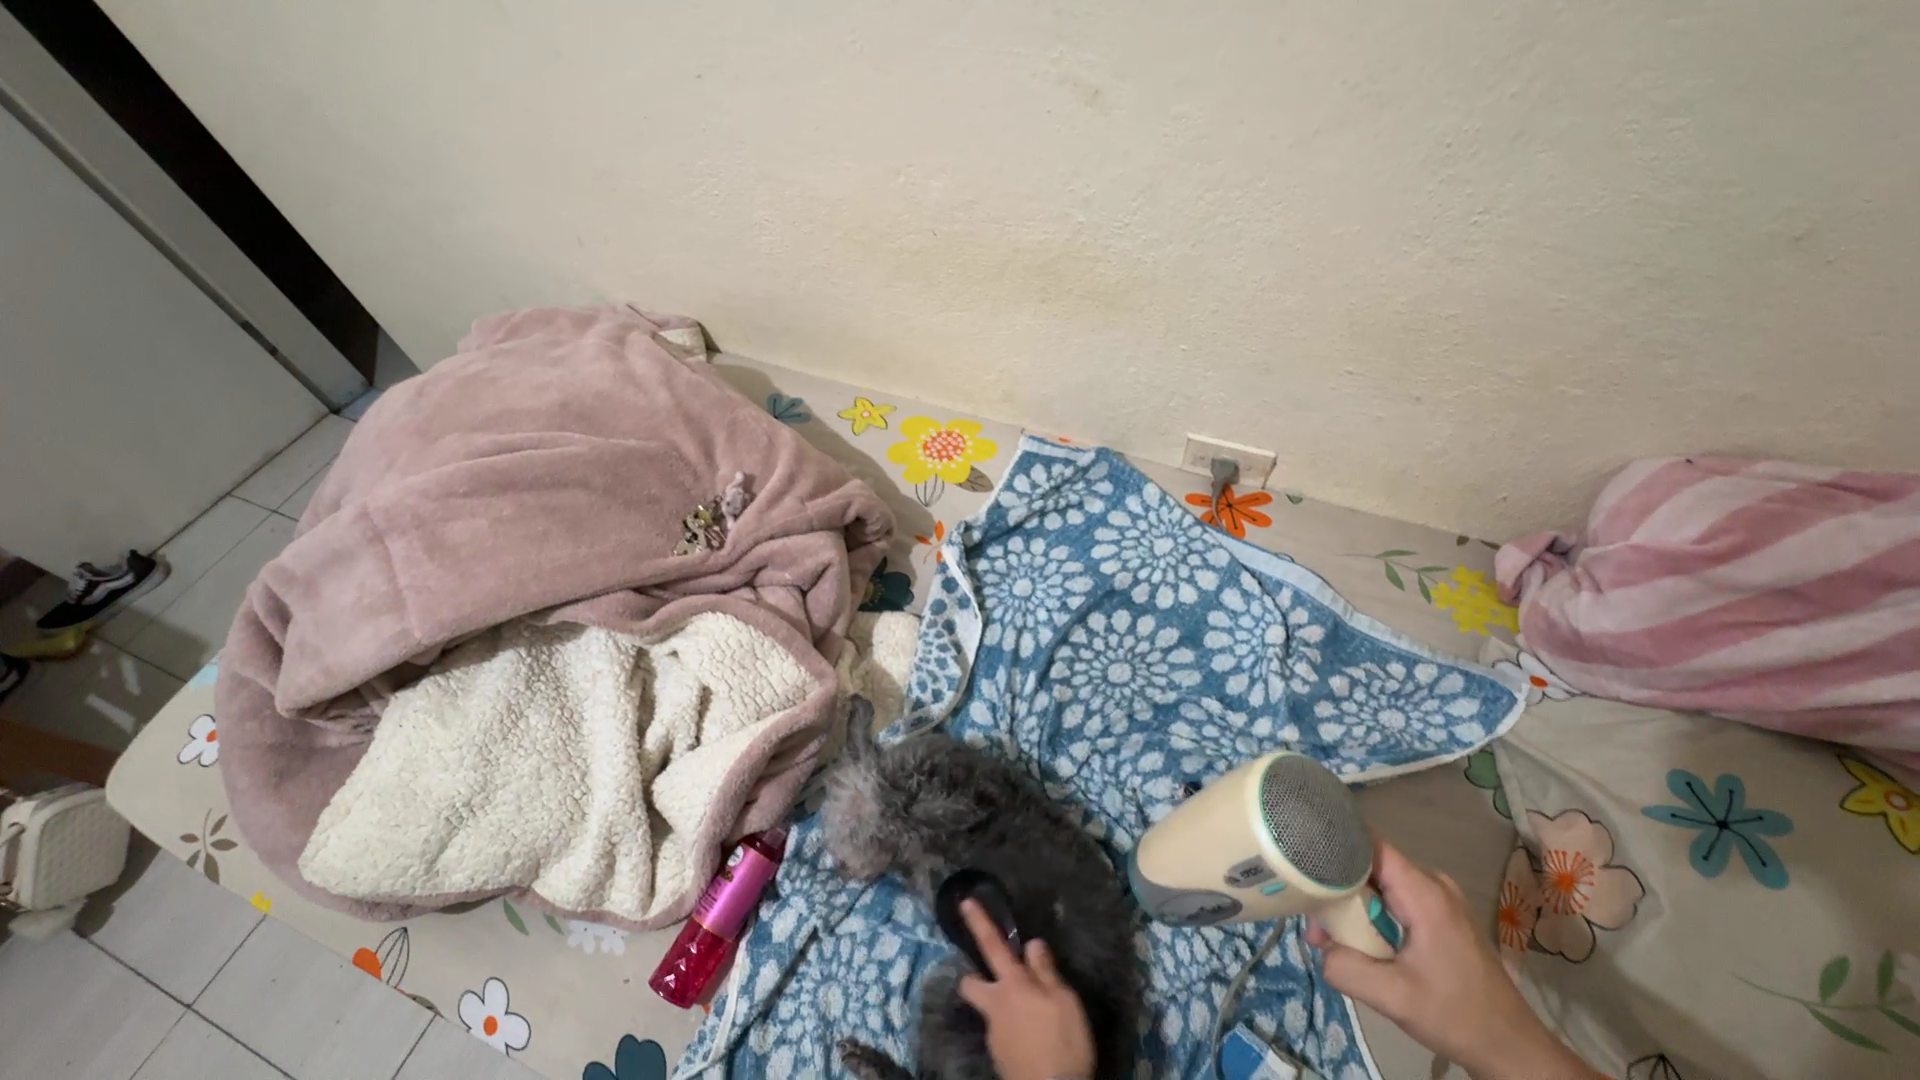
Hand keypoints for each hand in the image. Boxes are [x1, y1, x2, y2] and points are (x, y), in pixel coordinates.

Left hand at [956, 899, 1096, 1079]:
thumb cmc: (1063, 1043)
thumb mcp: (1065, 1001)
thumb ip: (1046, 971)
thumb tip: (1032, 943)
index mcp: (1013, 986)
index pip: (993, 946)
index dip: (979, 923)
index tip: (964, 903)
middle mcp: (995, 1007)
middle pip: (971, 984)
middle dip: (976, 979)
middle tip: (998, 984)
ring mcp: (993, 1035)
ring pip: (991, 1012)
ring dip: (1005, 1010)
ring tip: (1035, 1023)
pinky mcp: (998, 1059)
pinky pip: (1002, 1035)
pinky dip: (1013, 1033)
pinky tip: (1033, 1043)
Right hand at [1306, 839, 1594, 1079]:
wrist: (1512, 1049)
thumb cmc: (1457, 1016)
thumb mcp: (1393, 998)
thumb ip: (1345, 967)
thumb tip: (1320, 948)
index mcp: (1425, 893)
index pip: (1368, 845)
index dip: (1333, 848)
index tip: (1302, 865)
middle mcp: (1433, 884)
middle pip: (1370, 866)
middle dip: (1336, 890)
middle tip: (1314, 925)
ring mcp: (1439, 900)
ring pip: (1379, 885)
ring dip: (1352, 907)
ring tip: (1331, 940)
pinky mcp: (1440, 917)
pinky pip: (1394, 900)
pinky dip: (1371, 917)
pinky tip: (1359, 944)